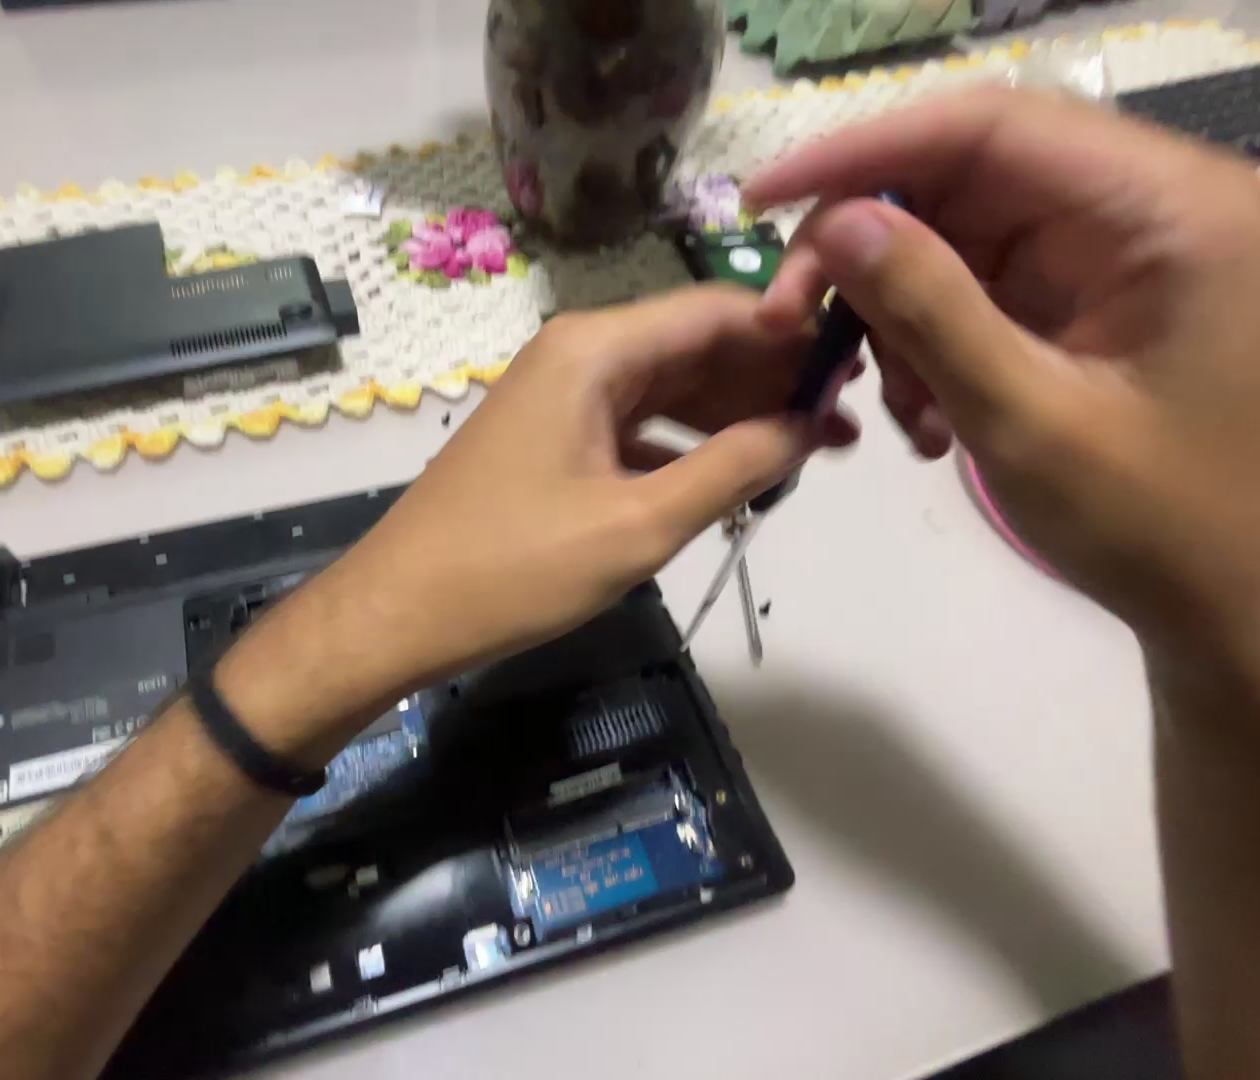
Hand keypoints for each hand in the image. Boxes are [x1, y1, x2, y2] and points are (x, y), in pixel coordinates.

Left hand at [221, 284, 856, 757]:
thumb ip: (731, 468)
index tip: (861, 366)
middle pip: (693, 348)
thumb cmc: (513, 568)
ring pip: (664, 391)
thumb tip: (810, 426)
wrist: (398, 612)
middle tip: (847, 423)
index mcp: (595, 350)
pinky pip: (631, 428)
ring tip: (806, 455)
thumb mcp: (637, 525)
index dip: (793, 334)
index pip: (717, 310)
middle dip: (768, 381)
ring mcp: (557, 399)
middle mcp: (576, 355)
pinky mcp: (548, 441)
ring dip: (729, 418)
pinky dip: (680, 448)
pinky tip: (728, 478)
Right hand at [745, 87, 1259, 653]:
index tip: (760, 200)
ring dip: (889, 323)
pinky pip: (958, 300)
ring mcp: (1095, 258)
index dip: (858, 152)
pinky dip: (917, 354)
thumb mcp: (1024, 414)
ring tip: (899, 409)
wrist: (1231, 597)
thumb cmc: (1154, 517)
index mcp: (1156, 207)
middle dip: (857, 256)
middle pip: (952, 186)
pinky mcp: (1067, 304)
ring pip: (942, 248)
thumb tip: (833, 225)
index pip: (982, 130)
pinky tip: (926, 421)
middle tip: (786, 323)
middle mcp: (1128, 207)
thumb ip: (929, 309)